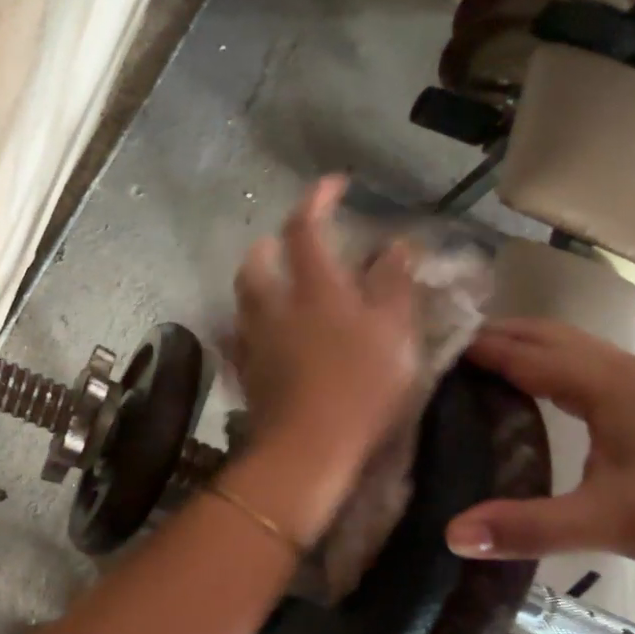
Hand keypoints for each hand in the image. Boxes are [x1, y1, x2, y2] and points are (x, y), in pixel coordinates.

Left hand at [229, 175, 418, 468]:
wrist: (307, 449)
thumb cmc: (361, 388)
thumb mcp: (396, 333)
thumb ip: (393, 285)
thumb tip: (394, 246)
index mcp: (314, 289)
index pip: (305, 229)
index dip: (316, 199)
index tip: (332, 185)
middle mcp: (273, 307)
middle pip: (256, 262)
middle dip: (270, 244)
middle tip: (292, 244)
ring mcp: (253, 341)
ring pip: (243, 298)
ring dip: (258, 282)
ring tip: (280, 287)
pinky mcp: (244, 373)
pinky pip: (238, 337)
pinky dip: (249, 325)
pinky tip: (264, 334)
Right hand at [445, 319, 634, 578]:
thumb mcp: (607, 524)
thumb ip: (526, 527)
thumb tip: (449, 535)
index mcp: (613, 388)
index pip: (530, 354)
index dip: (480, 348)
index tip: (430, 344)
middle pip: (555, 337)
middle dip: (500, 334)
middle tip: (445, 347)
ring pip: (582, 349)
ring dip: (531, 346)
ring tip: (486, 361)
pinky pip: (600, 367)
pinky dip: (559, 364)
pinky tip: (552, 392)